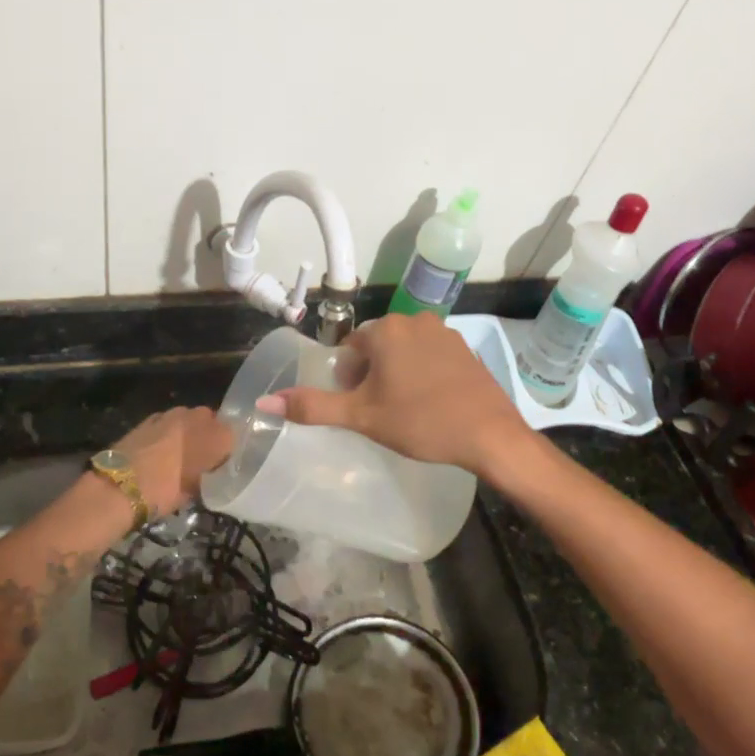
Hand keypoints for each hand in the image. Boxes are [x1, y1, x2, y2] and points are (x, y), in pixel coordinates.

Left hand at [109, 406, 233, 515]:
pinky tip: (161, 448)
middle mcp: (198, 418)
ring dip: (187, 430)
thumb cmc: (164, 493)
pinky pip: (167, 421)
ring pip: (188, 418)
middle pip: (210, 421)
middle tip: (201, 456)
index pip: (232, 436)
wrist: (121, 486)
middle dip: (207, 434)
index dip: (226, 449)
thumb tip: (205, 472)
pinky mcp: (150, 417)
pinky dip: (168, 431)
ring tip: (179, 451)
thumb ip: (206, 475)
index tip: (220, 462)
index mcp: (217, 436)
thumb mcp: (194, 491)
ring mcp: (172, 414)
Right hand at [255, 312, 528, 475]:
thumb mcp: (361, 417)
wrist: (490, 435)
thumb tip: (264, 403)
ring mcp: (444, 332)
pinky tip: (431, 404)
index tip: (361, 406)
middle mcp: (414, 320)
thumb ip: (312, 407)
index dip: (349, 379)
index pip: (350, 348)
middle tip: (380, 411)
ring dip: (397, 374)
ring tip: (405, 409)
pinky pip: (431, 357)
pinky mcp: (466, 349)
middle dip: (372, 375)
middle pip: (377, 347)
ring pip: (405, 351)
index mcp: (385, 331)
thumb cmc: (420, 422)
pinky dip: (424, 375)